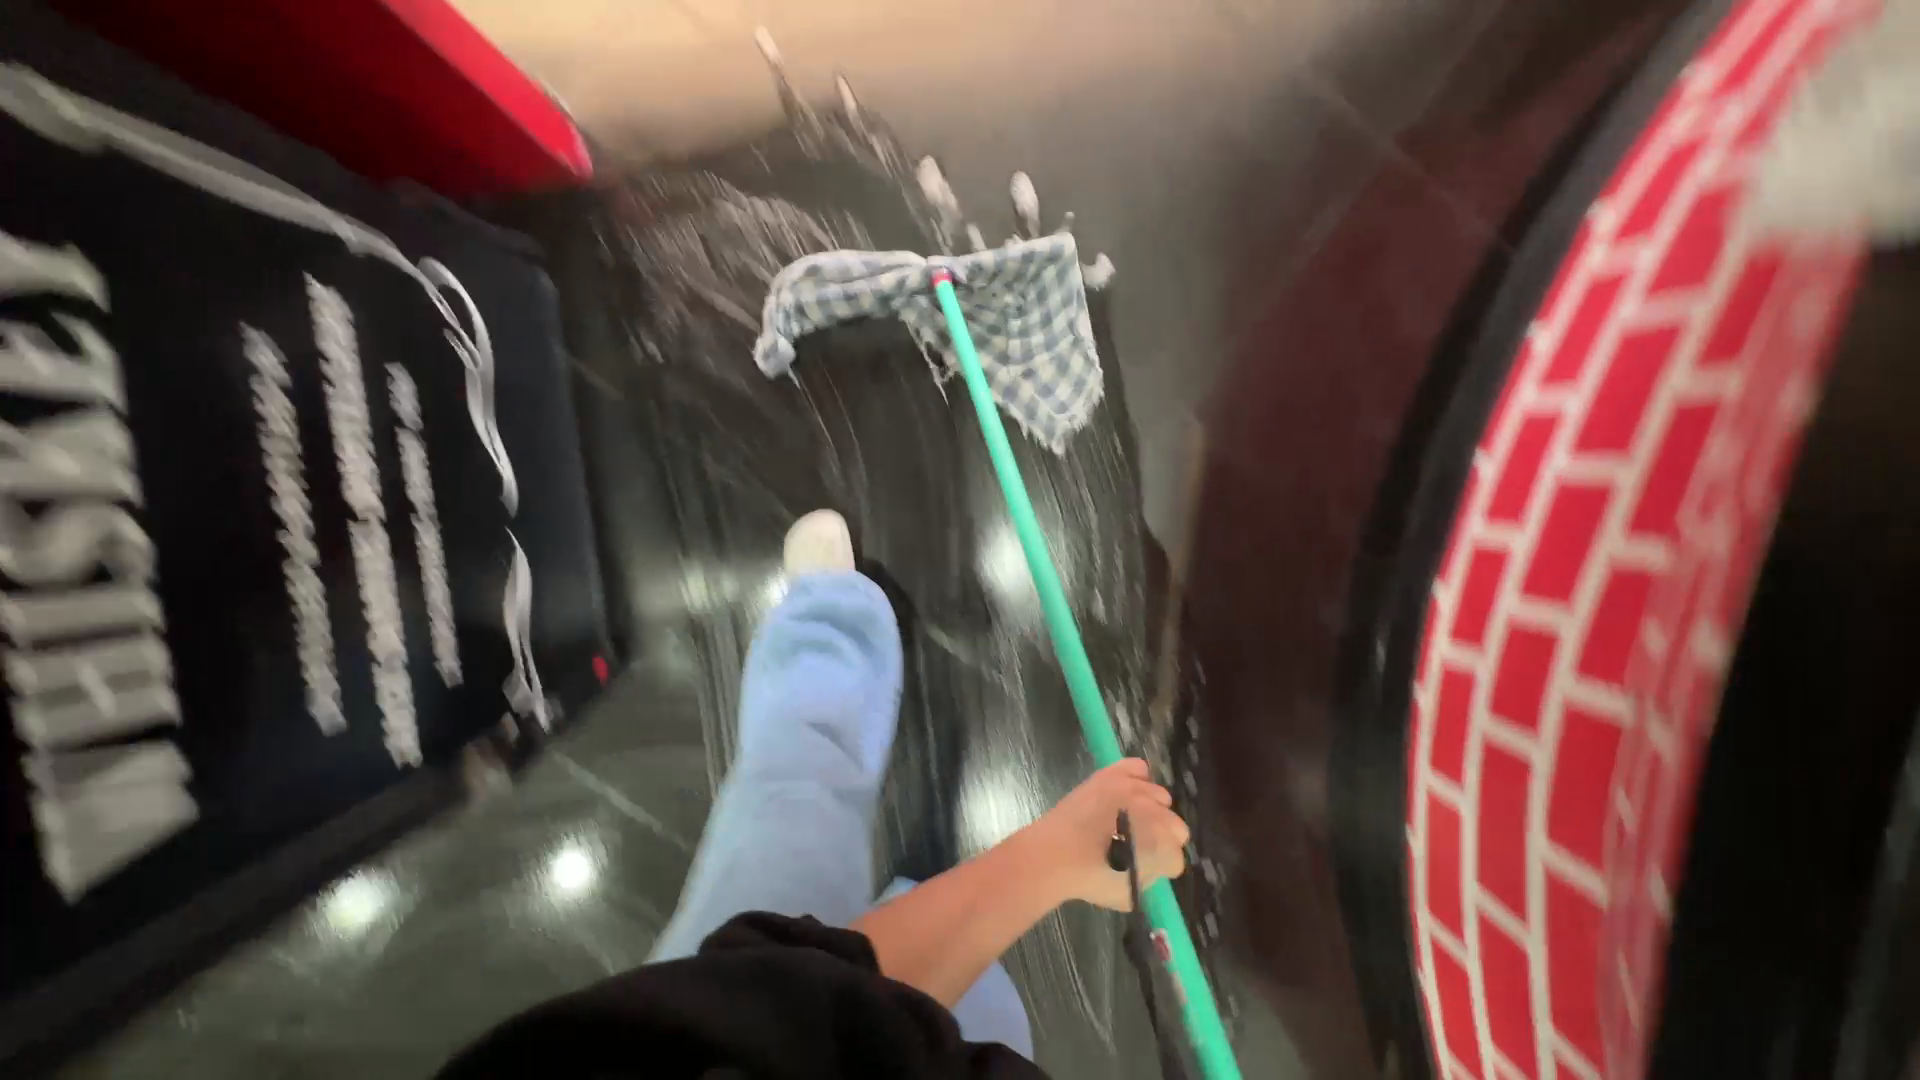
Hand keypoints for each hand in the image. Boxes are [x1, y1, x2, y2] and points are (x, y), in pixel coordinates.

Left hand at [1022, 759, 1188, 910]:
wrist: (1052, 854)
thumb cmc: (1088, 878)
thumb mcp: (1126, 895)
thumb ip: (1148, 878)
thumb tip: (1152, 866)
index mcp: (1161, 845)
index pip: (1176, 857)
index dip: (1161, 866)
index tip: (1145, 867)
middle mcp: (1154, 812)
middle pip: (1175, 825)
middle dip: (1160, 837)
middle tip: (1137, 844)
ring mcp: (1133, 789)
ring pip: (1161, 797)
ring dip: (1150, 809)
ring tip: (1128, 820)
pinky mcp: (1112, 774)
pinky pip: (1138, 768)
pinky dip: (1137, 779)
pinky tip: (1125, 794)